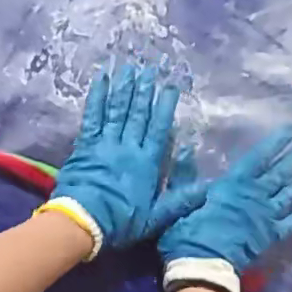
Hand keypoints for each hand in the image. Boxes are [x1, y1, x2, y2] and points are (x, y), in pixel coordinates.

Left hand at [42, 64, 203, 258]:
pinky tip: (101, 80)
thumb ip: (181, 201)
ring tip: (130, 69)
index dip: (166, 107)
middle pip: (138, 114)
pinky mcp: (85, 146)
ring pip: (118, 111)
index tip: (172, 86)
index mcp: (147, 163)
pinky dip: (97, 97)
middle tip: (151, 69)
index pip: (160, 129)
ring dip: (124, 89)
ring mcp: (105, 144)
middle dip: (145, 91)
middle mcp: (128, 148)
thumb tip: (208, 188)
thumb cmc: (120, 223)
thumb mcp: (155, 218)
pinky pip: (93, 116)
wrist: (82, 222)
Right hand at [157, 126, 291, 291]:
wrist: (200, 267)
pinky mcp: (270, 236)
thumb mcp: (179, 202)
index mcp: (231, 186)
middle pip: (281, 173)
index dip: (274, 144)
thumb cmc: (185, 235)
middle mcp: (253, 197)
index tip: (291, 131)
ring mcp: (265, 217)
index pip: (257, 160)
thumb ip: (186, 179)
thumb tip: (189, 153)